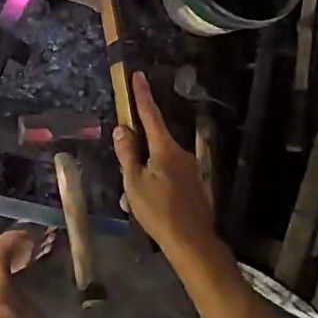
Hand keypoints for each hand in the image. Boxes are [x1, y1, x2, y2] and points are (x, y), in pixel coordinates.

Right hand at [114, 71, 219, 263]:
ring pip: (160, 164)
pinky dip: (156, 186)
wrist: (192, 241)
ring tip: (134, 200)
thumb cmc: (158, 211)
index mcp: (165, 148)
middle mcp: (181, 153)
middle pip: (154, 143)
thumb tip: (122, 129)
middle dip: (138, 154)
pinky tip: (148, 207)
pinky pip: (169, 177)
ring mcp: (190, 169)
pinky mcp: (195, 184)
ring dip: (145, 175)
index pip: (150, 115)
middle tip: (126, 175)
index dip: (142, 95)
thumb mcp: (133, 183)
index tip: (138, 75)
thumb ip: (127, 154)